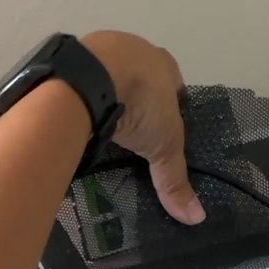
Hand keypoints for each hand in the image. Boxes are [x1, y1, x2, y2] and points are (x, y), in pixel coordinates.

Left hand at [79, 31, 205, 224]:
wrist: (91, 78)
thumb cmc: (141, 104)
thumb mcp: (163, 145)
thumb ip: (174, 179)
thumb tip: (196, 217)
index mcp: (162, 64)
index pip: (173, 83)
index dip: (171, 105)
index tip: (163, 128)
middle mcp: (133, 51)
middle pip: (139, 78)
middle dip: (137, 101)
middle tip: (131, 132)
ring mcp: (99, 52)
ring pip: (107, 78)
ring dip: (107, 99)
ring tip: (103, 129)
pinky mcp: (72, 62)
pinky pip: (80, 85)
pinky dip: (81, 101)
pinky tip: (79, 119)